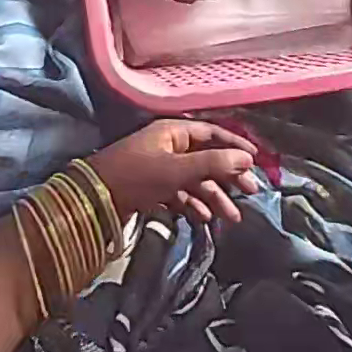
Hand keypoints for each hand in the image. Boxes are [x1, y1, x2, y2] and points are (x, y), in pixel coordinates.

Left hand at [85, 120, 259, 223]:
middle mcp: (168, 146)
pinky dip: (193, 204)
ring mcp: (159, 168)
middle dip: (228, 176)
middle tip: (250, 192)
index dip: (235, 145)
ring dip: (214, 196)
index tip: (257, 160)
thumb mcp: (177, 169)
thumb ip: (213, 164)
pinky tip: (205, 218)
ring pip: (194, 180)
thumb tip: (247, 158)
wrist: (95, 199)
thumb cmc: (136, 176)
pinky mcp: (152, 188)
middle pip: (206, 158)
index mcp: (172, 132)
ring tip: (233, 217)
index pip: (211, 133)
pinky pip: (180, 194)